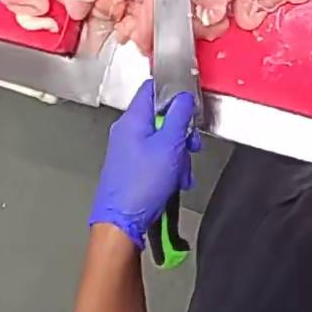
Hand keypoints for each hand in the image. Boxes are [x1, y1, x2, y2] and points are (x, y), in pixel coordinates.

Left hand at [89, 80, 199, 246]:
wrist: (122, 222)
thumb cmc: (140, 185)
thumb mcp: (169, 144)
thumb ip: (179, 116)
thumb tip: (184, 97)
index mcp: (132, 119)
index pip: (151, 89)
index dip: (173, 92)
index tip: (189, 103)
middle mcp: (127, 132)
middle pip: (160, 118)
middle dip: (181, 132)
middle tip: (189, 145)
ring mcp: (128, 150)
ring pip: (161, 140)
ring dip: (177, 154)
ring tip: (180, 172)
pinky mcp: (132, 168)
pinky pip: (156, 158)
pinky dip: (169, 167)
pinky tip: (174, 181)